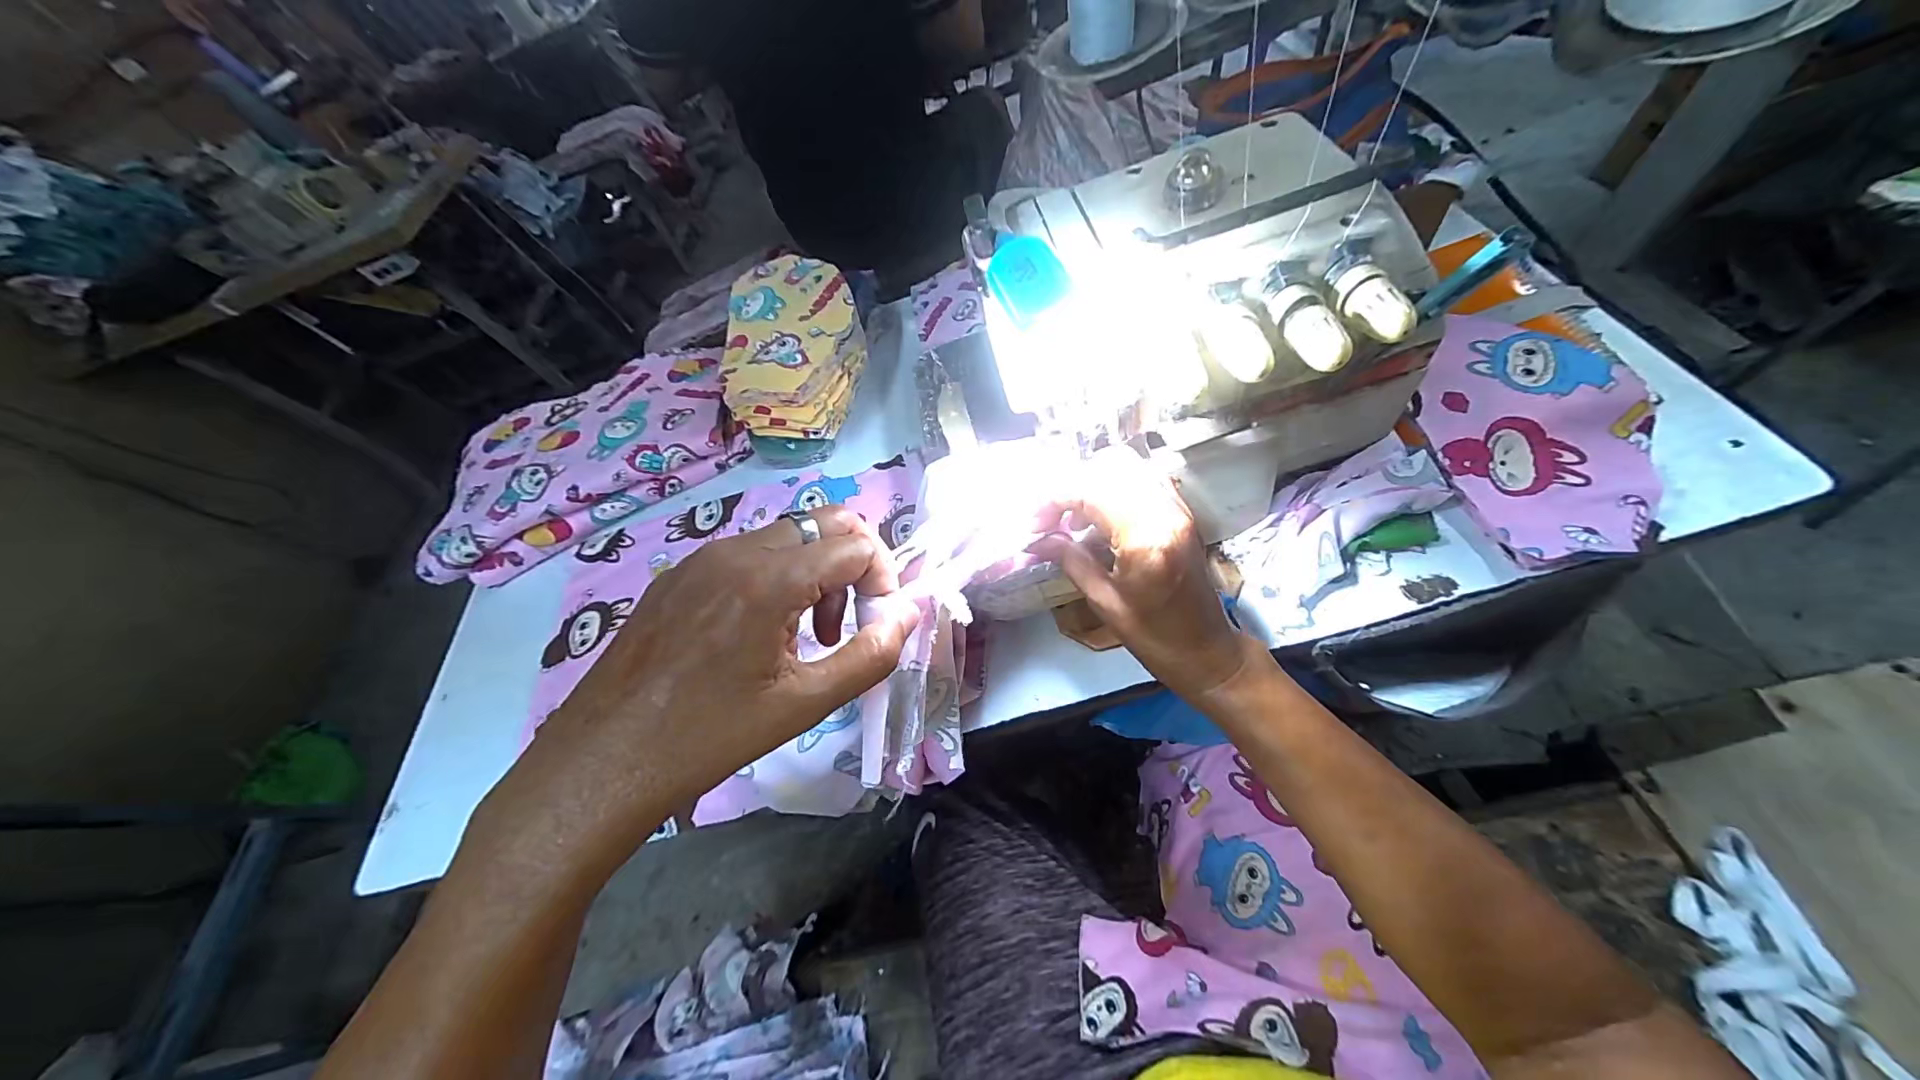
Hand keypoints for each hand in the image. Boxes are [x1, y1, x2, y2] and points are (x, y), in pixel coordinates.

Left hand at [468, 506, 919, 880]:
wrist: (604, 760)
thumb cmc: (711, 736)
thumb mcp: (805, 704)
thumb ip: (870, 655)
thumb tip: (909, 614)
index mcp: (770, 580)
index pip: (856, 543)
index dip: (882, 579)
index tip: (875, 625)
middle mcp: (736, 551)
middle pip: (823, 523)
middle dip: (851, 567)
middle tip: (843, 625)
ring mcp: (701, 558)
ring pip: (786, 536)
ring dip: (814, 573)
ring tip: (804, 637)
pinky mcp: (677, 574)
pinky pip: (746, 554)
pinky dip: (775, 578)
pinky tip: (755, 636)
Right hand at [1030, 450, 1272, 705]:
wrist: (1207, 652)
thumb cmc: (1155, 637)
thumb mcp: (1104, 602)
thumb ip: (1071, 560)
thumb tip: (1037, 540)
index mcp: (1145, 538)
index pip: (1090, 491)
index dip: (1053, 500)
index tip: (1035, 524)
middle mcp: (1166, 512)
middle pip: (1109, 467)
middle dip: (1071, 486)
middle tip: (1051, 518)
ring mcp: (1179, 509)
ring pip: (1128, 466)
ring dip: (1093, 482)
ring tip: (1073, 518)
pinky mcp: (1183, 513)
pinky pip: (1144, 479)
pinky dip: (1116, 487)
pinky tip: (1100, 517)